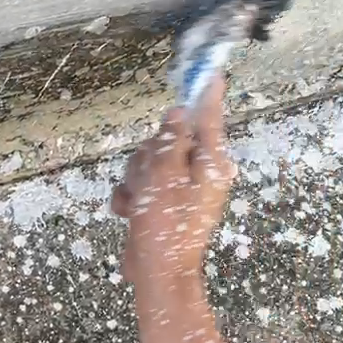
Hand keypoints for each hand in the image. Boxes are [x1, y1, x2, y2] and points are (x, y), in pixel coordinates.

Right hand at [110, 78, 235, 290]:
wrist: (156, 274)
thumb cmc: (165, 227)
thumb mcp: (164, 177)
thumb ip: (170, 141)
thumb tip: (178, 112)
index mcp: (210, 163)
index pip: (208, 116)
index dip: (205, 92)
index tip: (213, 67)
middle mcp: (198, 172)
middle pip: (166, 140)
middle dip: (146, 157)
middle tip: (145, 179)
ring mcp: (178, 189)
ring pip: (146, 162)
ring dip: (134, 180)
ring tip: (136, 204)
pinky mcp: (160, 204)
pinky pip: (138, 186)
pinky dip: (129, 198)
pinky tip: (129, 214)